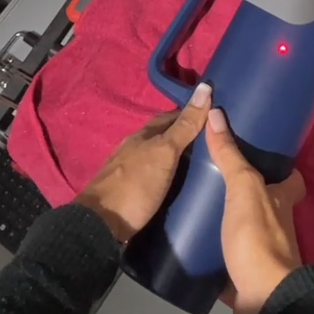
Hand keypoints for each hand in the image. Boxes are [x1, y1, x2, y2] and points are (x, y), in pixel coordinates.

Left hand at [73, 82, 211, 242]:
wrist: (98, 226)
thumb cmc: (136, 185)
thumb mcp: (165, 152)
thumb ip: (184, 126)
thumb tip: (204, 87)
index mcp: (144, 134)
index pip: (172, 115)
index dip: (192, 113)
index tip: (214, 117)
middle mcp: (134, 147)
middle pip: (163, 134)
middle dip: (184, 135)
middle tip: (212, 142)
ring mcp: (127, 169)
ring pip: (156, 154)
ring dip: (175, 155)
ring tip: (198, 164)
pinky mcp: (126, 191)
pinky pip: (151, 173)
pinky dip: (166, 172)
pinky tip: (175, 183)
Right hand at [205, 108, 305, 313]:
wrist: (261, 296)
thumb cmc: (258, 236)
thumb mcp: (244, 187)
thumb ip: (230, 154)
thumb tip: (216, 113)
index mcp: (283, 197)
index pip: (290, 175)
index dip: (280, 164)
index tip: (260, 150)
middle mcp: (277, 220)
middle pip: (265, 199)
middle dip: (246, 189)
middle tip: (218, 172)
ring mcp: (262, 247)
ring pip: (246, 225)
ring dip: (229, 217)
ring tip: (201, 201)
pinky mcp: (245, 271)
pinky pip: (229, 253)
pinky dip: (217, 246)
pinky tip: (197, 238)